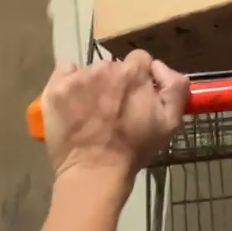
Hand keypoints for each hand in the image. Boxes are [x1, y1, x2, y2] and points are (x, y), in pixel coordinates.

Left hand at [38, 50, 188, 180]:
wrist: (95, 171)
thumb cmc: (135, 148)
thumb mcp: (170, 121)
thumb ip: (175, 86)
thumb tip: (159, 66)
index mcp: (133, 72)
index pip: (140, 59)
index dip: (141, 76)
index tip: (137, 95)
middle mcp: (105, 68)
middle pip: (114, 66)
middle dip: (117, 82)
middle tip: (115, 109)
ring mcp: (77, 77)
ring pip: (91, 71)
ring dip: (94, 85)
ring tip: (93, 111)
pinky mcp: (55, 88)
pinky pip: (65, 71)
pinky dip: (70, 81)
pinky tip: (73, 100)